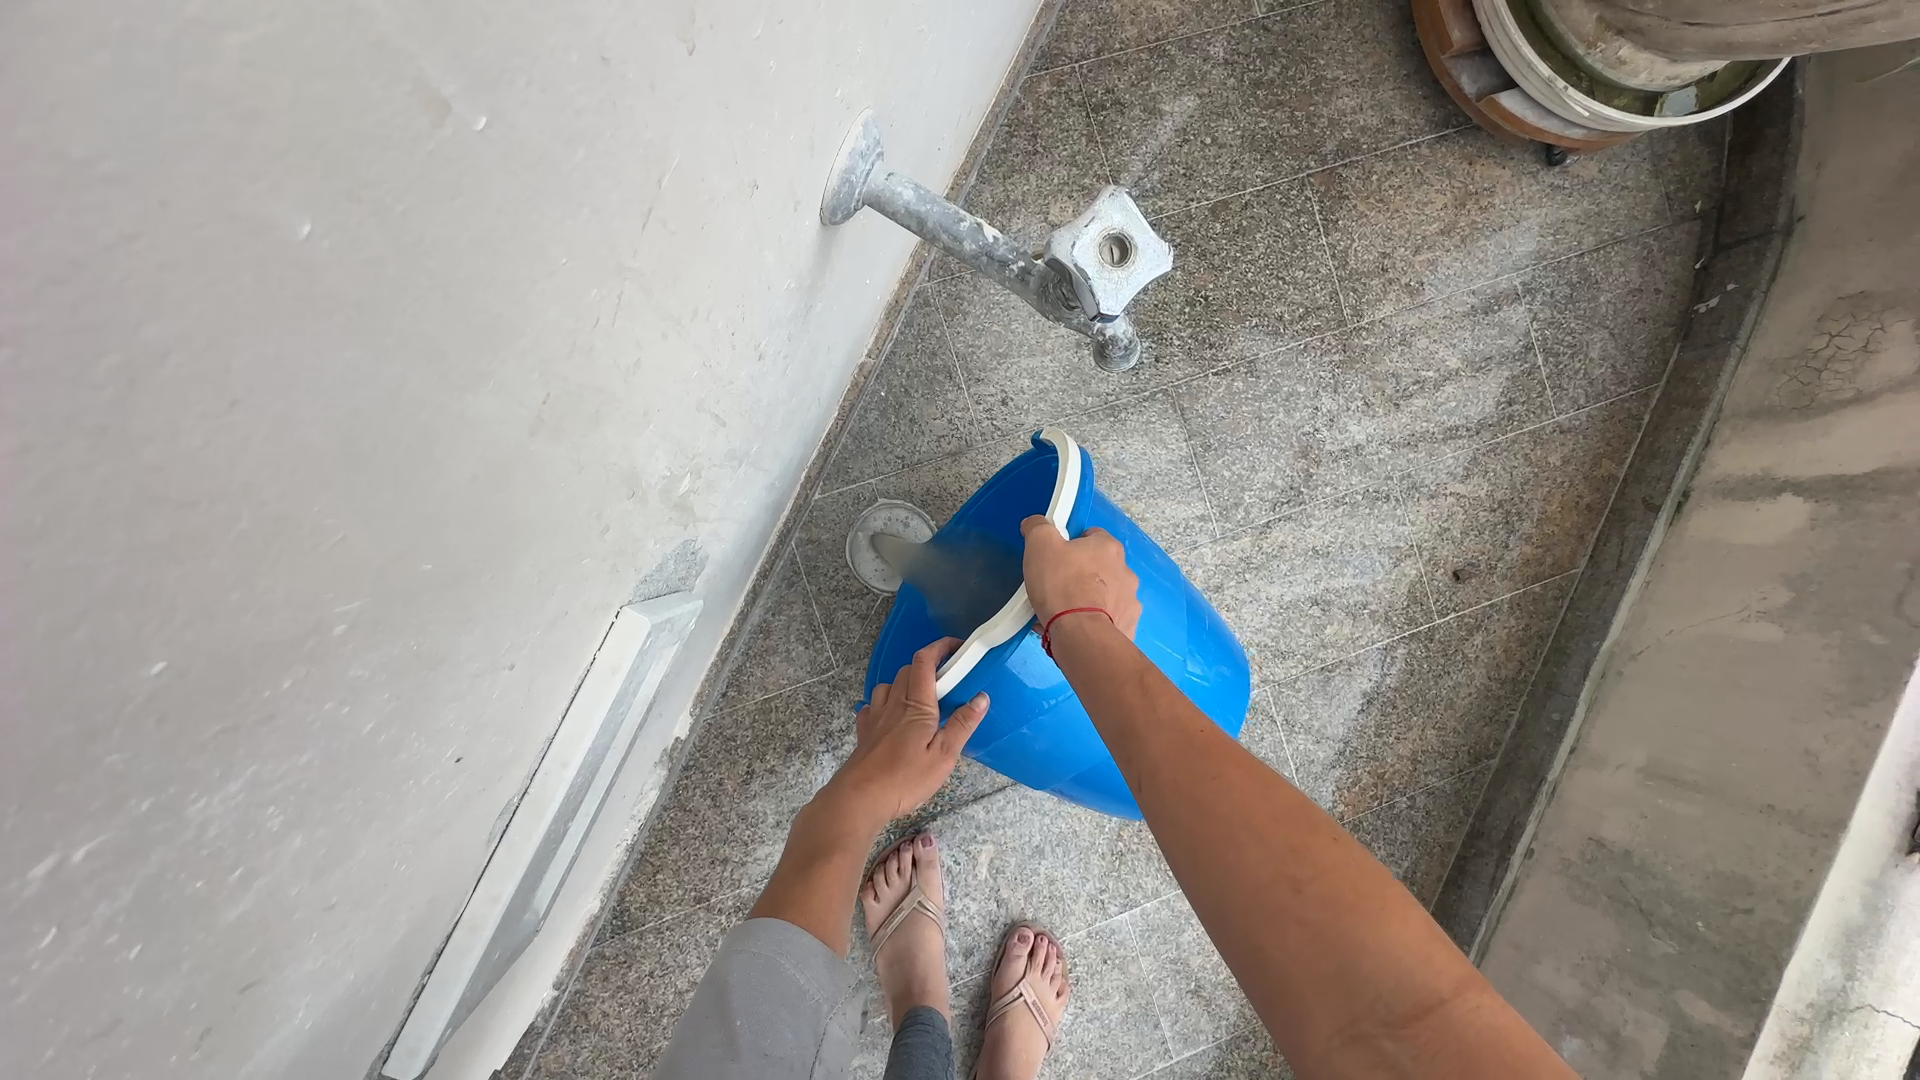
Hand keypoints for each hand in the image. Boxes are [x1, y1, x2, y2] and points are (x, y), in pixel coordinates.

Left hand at [823, 637, 988, 824]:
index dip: (941, 647)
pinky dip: (886, 701)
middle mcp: (894, 702)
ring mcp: (875, 715)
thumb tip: (981, 697)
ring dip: (906, 683)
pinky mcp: (864, 730)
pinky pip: (874, 704)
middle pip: (908, 669)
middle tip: (948, 682)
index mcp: (917, 704)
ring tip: (921, 700)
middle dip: (929, 666)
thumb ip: (963, 724)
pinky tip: (892, 716)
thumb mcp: (944, 756)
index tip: (958, 647)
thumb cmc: (905, 778)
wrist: (859, 798)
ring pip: (890, 684)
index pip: (925, 661)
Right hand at [1019, 516, 1141, 637]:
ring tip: (1062, 613)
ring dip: (1087, 600)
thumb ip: (1038, 528)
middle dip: (1080, 575)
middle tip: (1056, 587)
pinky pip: (1107, 620)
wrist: (1082, 635)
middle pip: (1100, 567)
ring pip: (1104, 595)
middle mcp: (1126, 571)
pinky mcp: (1128, 626)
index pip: (1092, 535)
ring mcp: (1130, 601)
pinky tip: (1073, 629)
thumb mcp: (1040, 545)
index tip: (1056, 557)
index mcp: (1108, 547)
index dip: (1071, 544)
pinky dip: (1093, 623)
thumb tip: (1035, 523)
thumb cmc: (1062, 585)